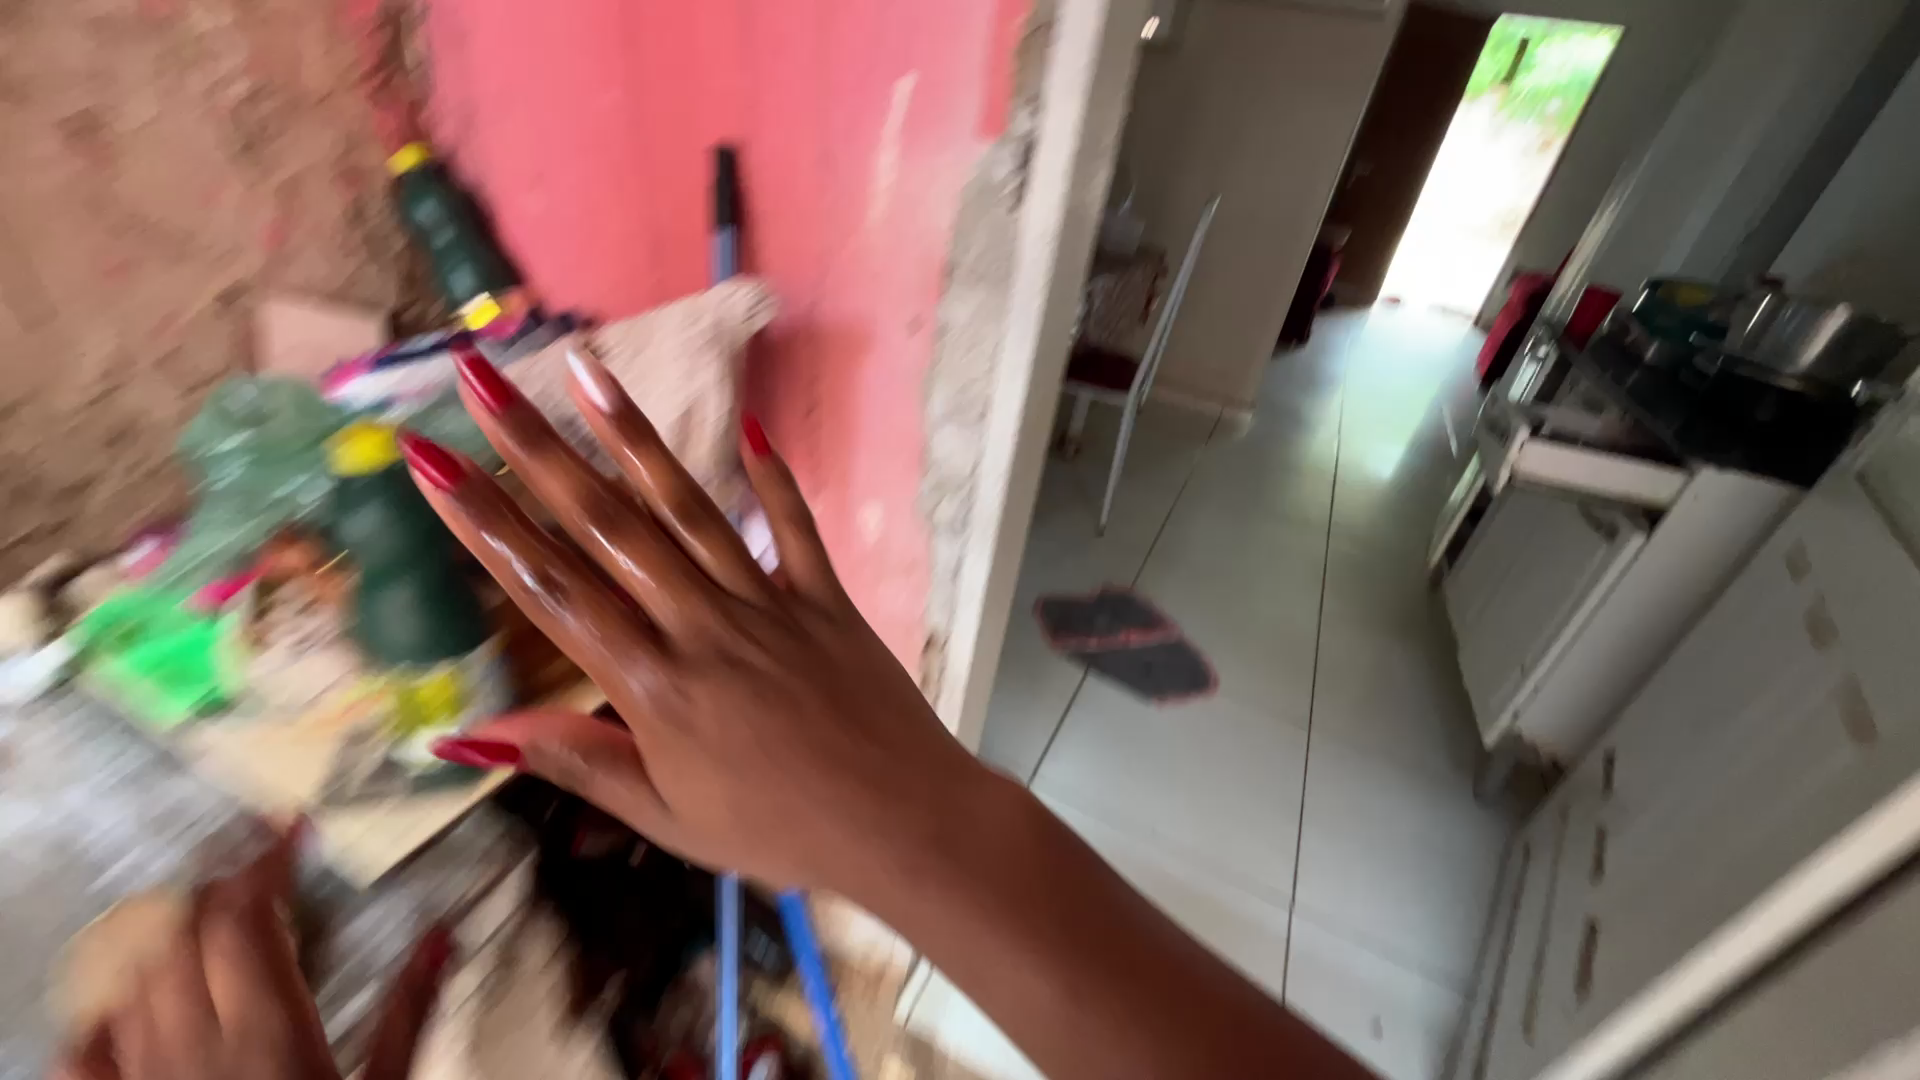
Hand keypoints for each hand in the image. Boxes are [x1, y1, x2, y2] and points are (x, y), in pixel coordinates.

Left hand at [56, 823, 451, 1079]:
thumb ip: (410, 1008)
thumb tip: (443, 935)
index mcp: (267, 1030)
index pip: (245, 920)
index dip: (264, 864)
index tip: (292, 830)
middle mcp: (192, 1046)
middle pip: (181, 936)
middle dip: (216, 882)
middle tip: (257, 858)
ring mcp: (141, 1079)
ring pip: (126, 979)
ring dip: (162, 927)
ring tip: (200, 902)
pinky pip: (78, 1051)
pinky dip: (98, 1006)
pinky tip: (122, 989)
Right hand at [405, 348, 988, 896]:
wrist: (897, 818)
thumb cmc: (779, 832)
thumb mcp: (667, 818)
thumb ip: (578, 763)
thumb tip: (470, 732)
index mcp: (654, 685)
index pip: (551, 589)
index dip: (483, 522)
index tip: (430, 458)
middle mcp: (703, 626)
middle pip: (608, 528)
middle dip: (536, 451)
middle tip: (480, 381)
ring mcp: (770, 603)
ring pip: (690, 511)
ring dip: (635, 439)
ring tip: (587, 373)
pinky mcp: (826, 596)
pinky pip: (794, 528)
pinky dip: (775, 479)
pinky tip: (751, 427)